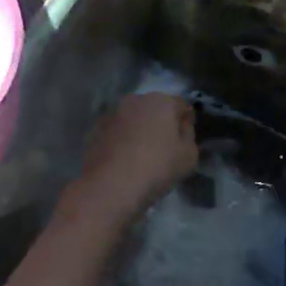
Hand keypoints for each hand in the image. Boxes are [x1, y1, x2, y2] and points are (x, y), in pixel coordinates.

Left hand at [74, 93, 198, 218]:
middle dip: (161, 123)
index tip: (186, 139)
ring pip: (134, 119)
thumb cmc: (158, 167)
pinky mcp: (96, 129)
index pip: (182, 105)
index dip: (187, 121)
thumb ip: (189, 136)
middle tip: (166, 147)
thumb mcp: (189, 156)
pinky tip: (126, 160)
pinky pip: (117, 132)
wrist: (112, 185)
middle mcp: (135, 100)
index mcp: (161, 102)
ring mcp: (113, 114)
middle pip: (155, 109)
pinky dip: (123, 141)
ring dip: (140, 131)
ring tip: (143, 155)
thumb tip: (181, 127)